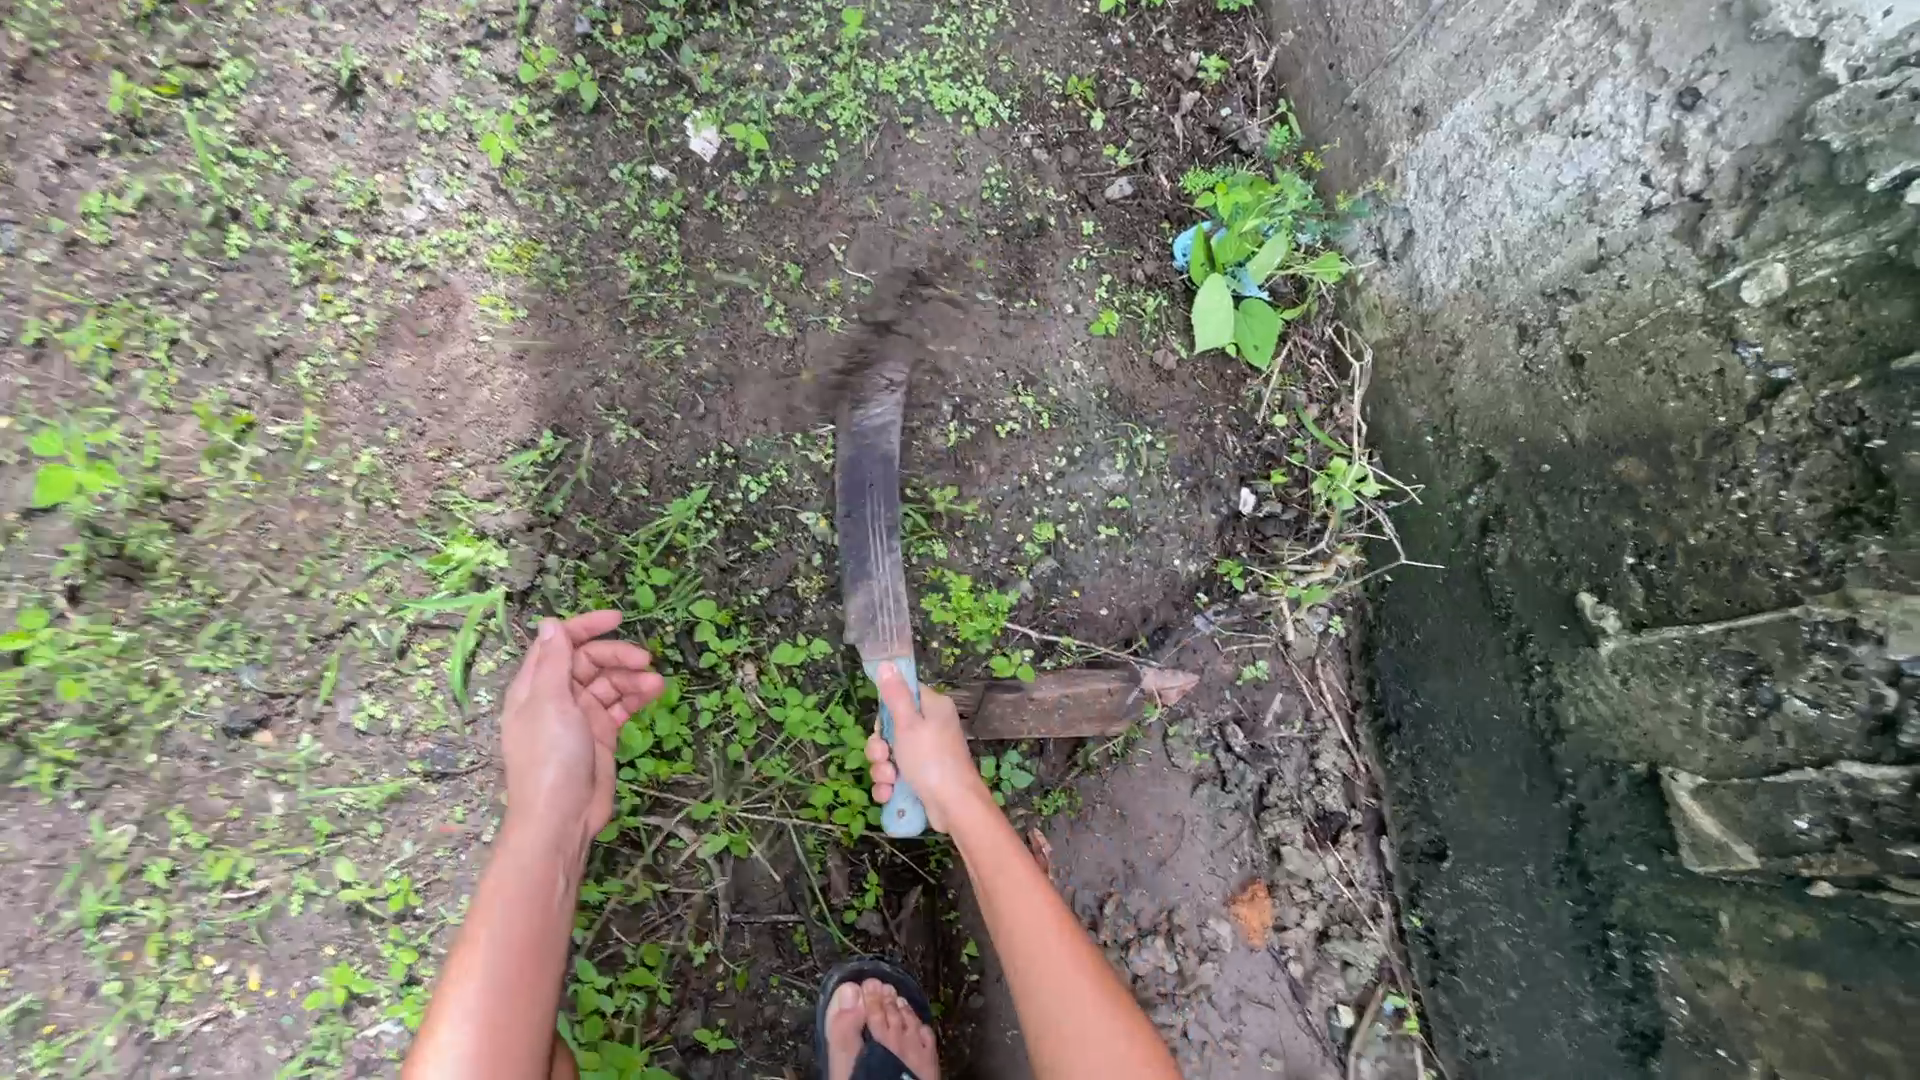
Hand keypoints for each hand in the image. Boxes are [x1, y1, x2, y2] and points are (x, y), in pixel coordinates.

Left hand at [499, 611, 664, 861]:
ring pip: (610, 683)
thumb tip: (550, 623)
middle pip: (590, 662)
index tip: (618, 619)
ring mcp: (580, 716)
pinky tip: (654, 694)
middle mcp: (557, 697)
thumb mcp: (550, 703)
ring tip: (655, 684)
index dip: (586, 627)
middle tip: (645, 660)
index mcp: (536, 687)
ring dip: (632, 678)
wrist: (562, 816)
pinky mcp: (601, 734)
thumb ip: (554, 662)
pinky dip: (636, 697)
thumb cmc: (549, 758)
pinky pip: (621, 705)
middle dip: (617, 656)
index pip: (560, 644)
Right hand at [865, 662, 992, 832]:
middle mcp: (932, 727)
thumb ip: (895, 694)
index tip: (883, 725)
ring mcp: (927, 753)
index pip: (904, 696)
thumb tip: (887, 663)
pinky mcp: (921, 777)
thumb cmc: (932, 759)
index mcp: (933, 707)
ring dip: (882, 769)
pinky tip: (889, 794)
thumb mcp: (908, 724)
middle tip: (883, 757)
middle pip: (892, 728)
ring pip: (890, 754)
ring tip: (890, 780)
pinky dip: (889, 785)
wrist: (954, 806)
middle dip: (880, 747)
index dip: (887, 711)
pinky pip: (896, 775)